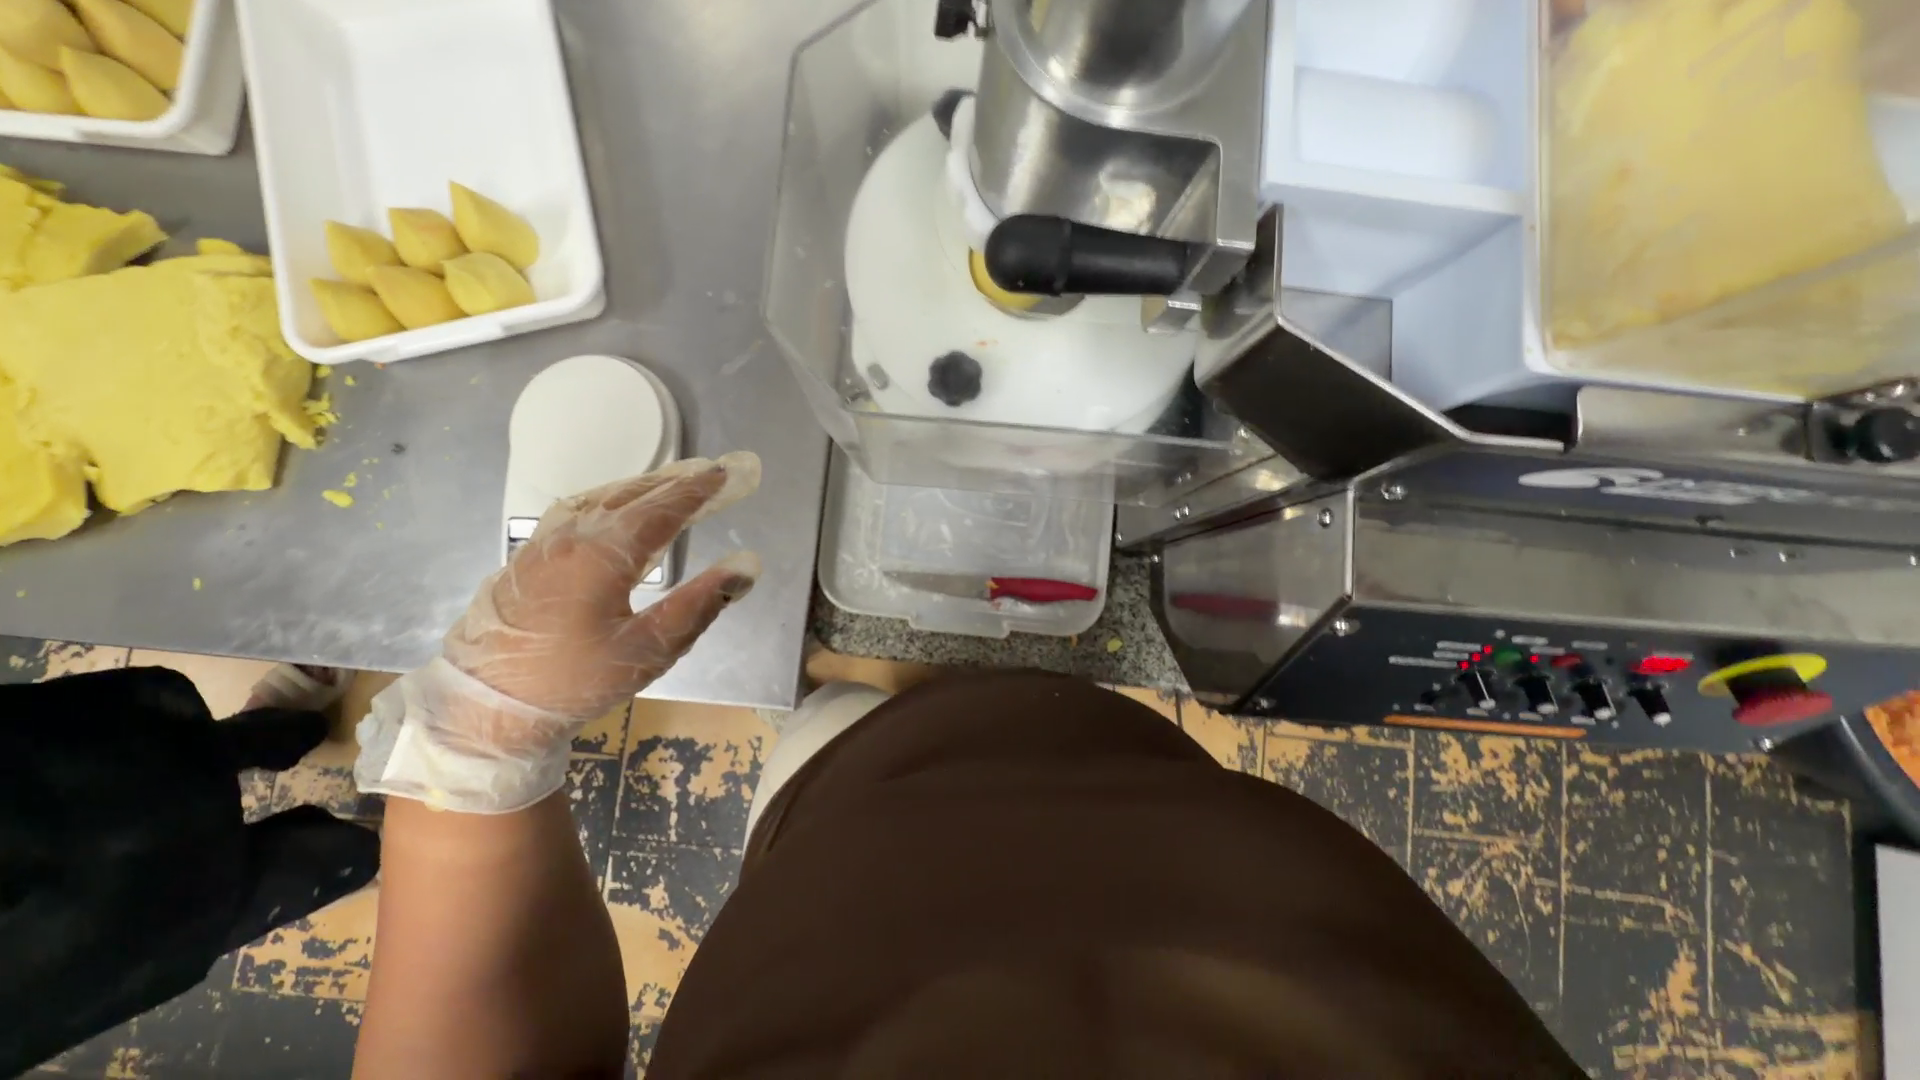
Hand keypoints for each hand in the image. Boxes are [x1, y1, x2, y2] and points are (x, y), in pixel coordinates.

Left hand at [355, 453, 761, 812]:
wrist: (483, 705)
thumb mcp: (647, 650)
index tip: (732, 473)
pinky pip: (577, 512)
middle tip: (713, 472)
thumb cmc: (573, 680)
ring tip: (674, 483)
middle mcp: (573, 534)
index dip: (701, 490)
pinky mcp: (527, 559)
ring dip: (642, 488)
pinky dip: (610, 500)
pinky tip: (615, 509)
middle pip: (633, 495)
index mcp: (604, 551)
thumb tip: (747, 566)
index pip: (664, 508)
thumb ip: (699, 604)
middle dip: (677, 482)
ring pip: (601, 499)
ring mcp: (544, 543)